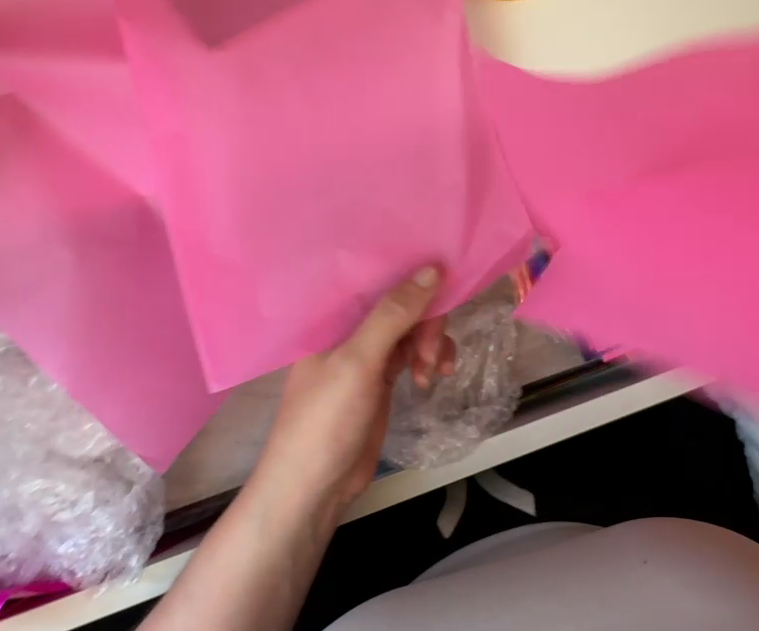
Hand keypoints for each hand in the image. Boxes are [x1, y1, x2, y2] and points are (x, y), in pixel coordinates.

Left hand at [244, 268, 453, 523]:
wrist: (313, 490)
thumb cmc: (324, 421)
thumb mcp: (359, 362)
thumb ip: (393, 315)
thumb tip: (432, 269)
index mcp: (333, 316)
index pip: (377, 277)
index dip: (411, 273)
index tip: (446, 275)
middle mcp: (349, 328)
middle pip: (401, 303)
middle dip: (425, 321)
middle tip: (430, 351)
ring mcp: (366, 355)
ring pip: (411, 328)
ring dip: (431, 342)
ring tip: (433, 371)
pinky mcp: (380, 379)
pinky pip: (413, 353)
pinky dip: (428, 360)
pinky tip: (432, 378)